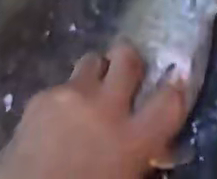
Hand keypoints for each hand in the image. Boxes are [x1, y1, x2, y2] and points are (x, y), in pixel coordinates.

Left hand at [0, 43, 188, 178]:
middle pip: (128, 57)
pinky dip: (64, 99)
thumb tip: (153, 147)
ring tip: (88, 98)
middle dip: (129, 63)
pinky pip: (61, 85)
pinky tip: (55, 123)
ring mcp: (70, 96)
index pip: (170, 99)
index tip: (174, 85)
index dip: (176, 89)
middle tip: (125, 80)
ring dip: (96, 76)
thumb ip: (140, 160)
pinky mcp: (40, 98)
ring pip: (93, 60)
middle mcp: (105, 108)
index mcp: (131, 141)